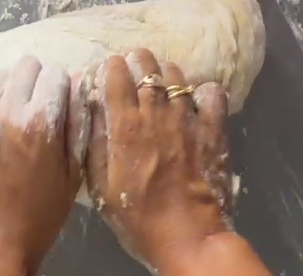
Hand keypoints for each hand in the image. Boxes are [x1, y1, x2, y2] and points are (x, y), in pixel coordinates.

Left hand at [0, 55, 82, 275]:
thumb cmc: (40, 211)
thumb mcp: (72, 172)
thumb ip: (77, 123)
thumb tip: (77, 82)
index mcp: (40, 121)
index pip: (55, 73)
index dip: (61, 87)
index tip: (60, 102)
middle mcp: (8, 109)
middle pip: (26, 65)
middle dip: (37, 81)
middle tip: (38, 106)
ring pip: (1, 76)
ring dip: (12, 89)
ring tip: (15, 114)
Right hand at [85, 49, 234, 270]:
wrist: (189, 241)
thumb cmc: (139, 218)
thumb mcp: (100, 186)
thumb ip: (92, 141)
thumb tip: (90, 105)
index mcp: (125, 124)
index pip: (115, 72)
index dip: (110, 66)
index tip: (109, 72)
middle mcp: (155, 112)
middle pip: (146, 63)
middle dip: (137, 61)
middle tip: (135, 71)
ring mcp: (187, 118)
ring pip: (176, 74)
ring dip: (166, 75)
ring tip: (163, 86)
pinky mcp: (213, 130)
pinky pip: (212, 94)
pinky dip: (203, 93)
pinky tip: (197, 102)